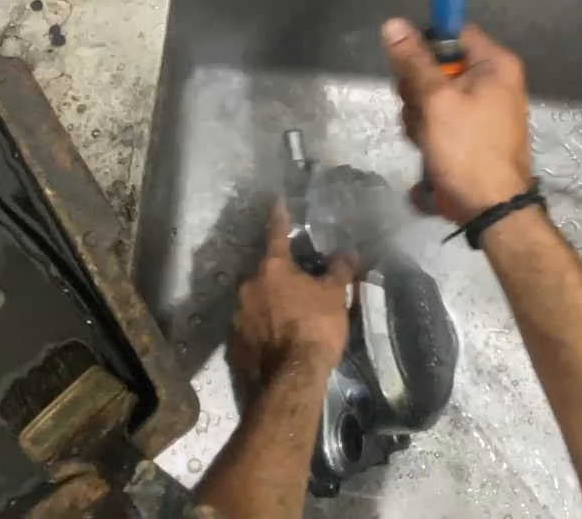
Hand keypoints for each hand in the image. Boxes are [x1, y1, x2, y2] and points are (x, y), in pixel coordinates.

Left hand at [227, 203, 356, 396]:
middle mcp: (249, 285)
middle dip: (281, 277)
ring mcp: (238, 314)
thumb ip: (339, 270)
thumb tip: (347, 253)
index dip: (279, 217)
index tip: (277, 202)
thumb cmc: (314, 328)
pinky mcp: (234, 342)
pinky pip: (251, 327)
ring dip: (270, 304)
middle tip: (300, 286)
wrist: (290, 380)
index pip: (276, 234)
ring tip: (290, 319)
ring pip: (257, 300)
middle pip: (266, 272)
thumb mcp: (335, 295)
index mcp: (272, 268)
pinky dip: (262, 329)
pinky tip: (277, 341)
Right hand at [382, 18, 533, 223]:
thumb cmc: (467, 149)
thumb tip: (393, 23)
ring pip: (434, 93)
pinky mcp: (474, 131)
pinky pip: (441, 116)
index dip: (425, 47)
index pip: (452, 32)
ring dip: (419, 114)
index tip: (408, 69)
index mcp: (494, 64)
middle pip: (438, 65)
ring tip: (425, 138)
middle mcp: (494, 80)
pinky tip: (428, 148)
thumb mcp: (436, 101)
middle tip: (418, 111)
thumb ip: (413, 61)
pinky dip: (430, 130)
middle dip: (417, 90)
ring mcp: (485, 107)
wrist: (491, 209)